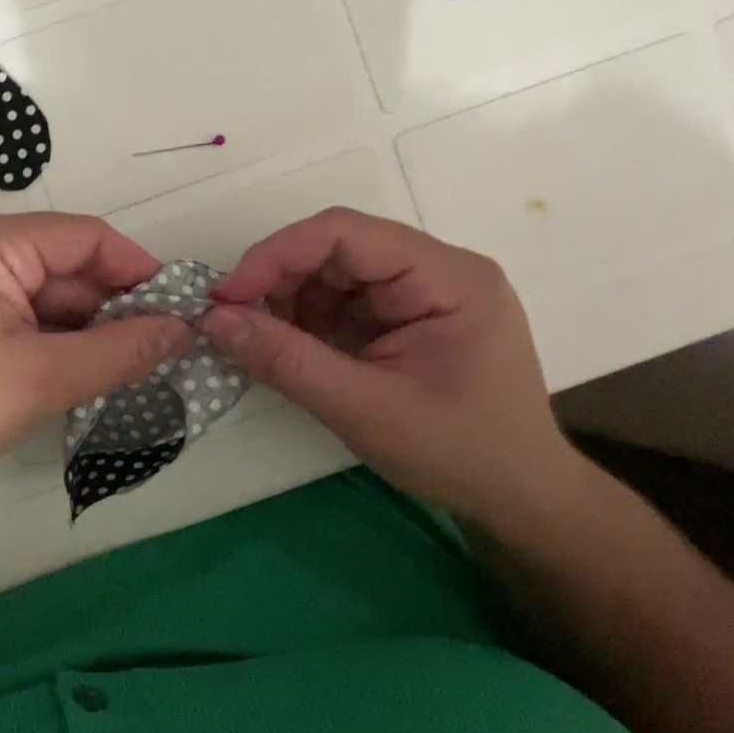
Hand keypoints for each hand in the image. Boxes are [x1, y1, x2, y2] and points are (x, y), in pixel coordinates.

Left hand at [0, 213, 191, 484]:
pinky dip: (45, 337)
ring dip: (79, 328)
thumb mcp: (42, 377)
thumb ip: (119, 351)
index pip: (85, 236)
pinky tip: (72, 372)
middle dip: (109, 307)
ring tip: (121, 371)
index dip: (137, 271)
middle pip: (62, 263)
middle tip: (154, 355)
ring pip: (38, 292)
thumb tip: (181, 330)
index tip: (176, 315)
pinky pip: (11, 311)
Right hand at [200, 207, 587, 522]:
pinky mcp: (408, 316)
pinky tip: (291, 348)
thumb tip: (213, 319)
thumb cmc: (457, 453)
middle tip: (232, 320)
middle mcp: (438, 270)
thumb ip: (286, 360)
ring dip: (289, 300)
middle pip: (337, 247)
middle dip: (279, 279)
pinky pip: (344, 299)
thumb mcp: (363, 409)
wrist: (520, 498)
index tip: (224, 296)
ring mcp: (423, 292)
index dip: (276, 255)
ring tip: (263, 341)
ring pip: (335, 271)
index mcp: (447, 278)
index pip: (345, 233)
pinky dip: (307, 319)